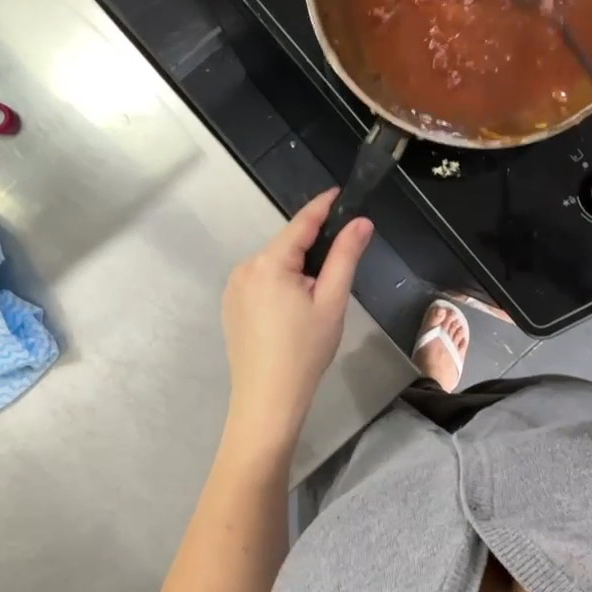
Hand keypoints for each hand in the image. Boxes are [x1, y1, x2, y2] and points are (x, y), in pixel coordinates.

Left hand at [221, 189, 373, 444]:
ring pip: (274, 266)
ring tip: (317, 302)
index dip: (322, 206)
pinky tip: (293, 314)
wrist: (267, 399)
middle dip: (312, 249)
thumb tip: (361, 222)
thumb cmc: (305, 351)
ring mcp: (234, 288)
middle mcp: (245, 268)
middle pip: (287, 246)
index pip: (300, 224)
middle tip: (339, 270)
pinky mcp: (231, 307)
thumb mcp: (332, 301)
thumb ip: (345, 256)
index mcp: (269, 263)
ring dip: (297, 270)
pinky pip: (262, 283)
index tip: (339, 192)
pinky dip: (281, 286)